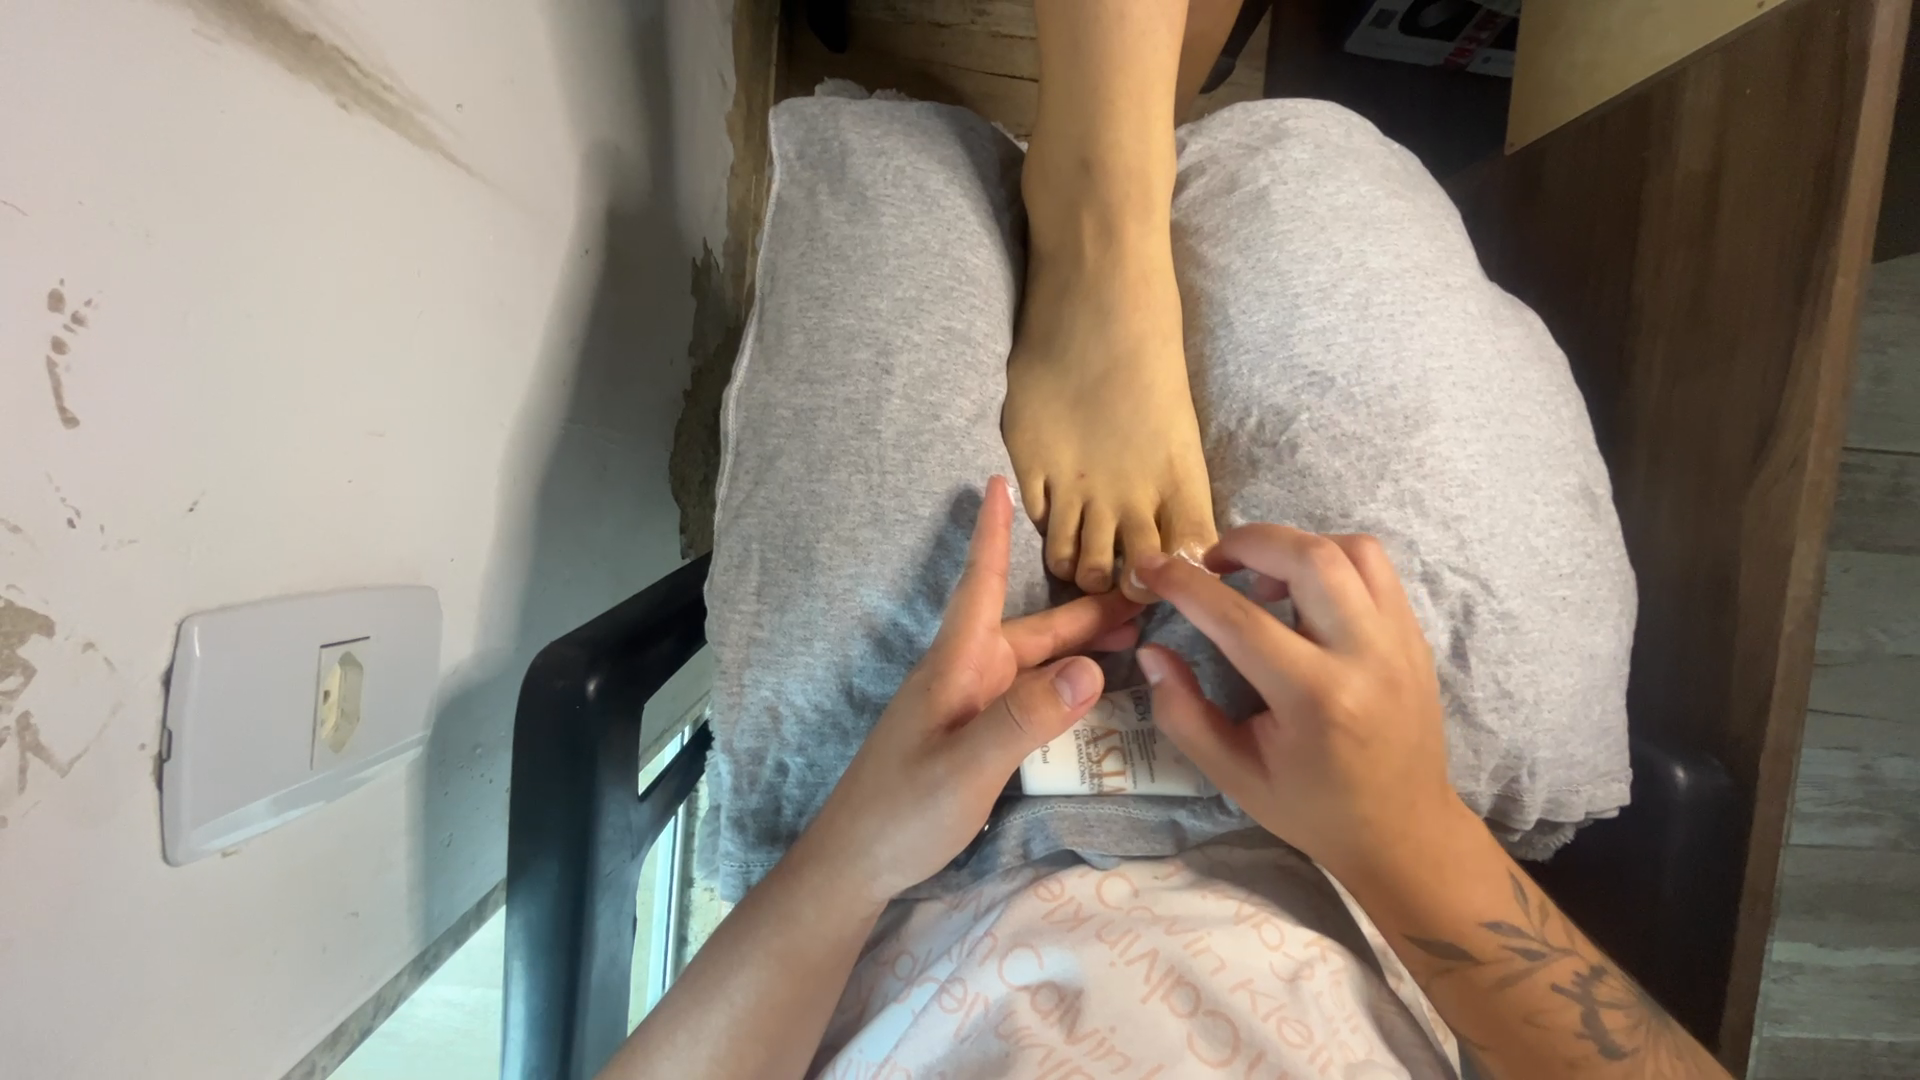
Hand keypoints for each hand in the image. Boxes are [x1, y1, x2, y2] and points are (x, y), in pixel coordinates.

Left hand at [791, 476, 1143, 907]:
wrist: (855, 863)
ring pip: (1032, 661)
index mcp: (956, 666)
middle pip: (1030, 629)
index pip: (981, 585)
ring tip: (1132, 634)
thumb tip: (1091, 668)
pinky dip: (1060, 681)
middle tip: (1145, 593)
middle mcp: (964, 674)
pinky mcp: (972, 732)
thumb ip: (1024, 720)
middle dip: (1083, 609)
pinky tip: (1087, 690)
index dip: (990, 534)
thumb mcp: (965, 768)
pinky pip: (1026, 693)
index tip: (996, 483)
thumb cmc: (901, 812)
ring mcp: (968, 704)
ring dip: (1077, 645)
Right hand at [1129, 526, 1466, 881]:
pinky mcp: (1415, 635)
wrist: (1404, 832)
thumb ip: (1182, 712)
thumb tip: (1153, 652)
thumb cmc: (1311, 807)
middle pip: (1308, 557)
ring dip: (1293, 546)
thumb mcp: (1231, 774)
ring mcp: (1400, 641)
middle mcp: (1365, 657)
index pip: (1237, 617)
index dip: (1184, 585)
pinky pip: (1374, 567)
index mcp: (1314, 698)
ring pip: (1350, 549)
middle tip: (1211, 563)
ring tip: (1260, 578)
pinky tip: (1300, 591)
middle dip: (1246, 542)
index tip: (1151, 567)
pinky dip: (1328, 559)